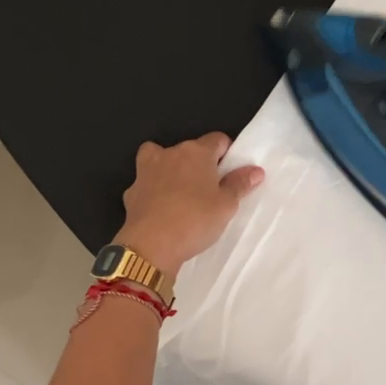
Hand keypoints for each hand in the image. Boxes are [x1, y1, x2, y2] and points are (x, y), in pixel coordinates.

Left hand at [113, 133, 263, 275]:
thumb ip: (239, 184)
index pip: (217, 139)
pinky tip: (161, 210)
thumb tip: (255, 170)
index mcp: (196, 152)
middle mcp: (169, 154)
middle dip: (199, 164)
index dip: (226, 154)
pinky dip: (153, 192)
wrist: (151, 245)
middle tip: (210, 189)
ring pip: (159, 160)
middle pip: (188, 149)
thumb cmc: (195, 220)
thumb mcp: (226, 205)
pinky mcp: (131, 191)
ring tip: (180, 193)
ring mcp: (146, 171)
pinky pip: (146, 184)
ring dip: (169, 170)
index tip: (230, 174)